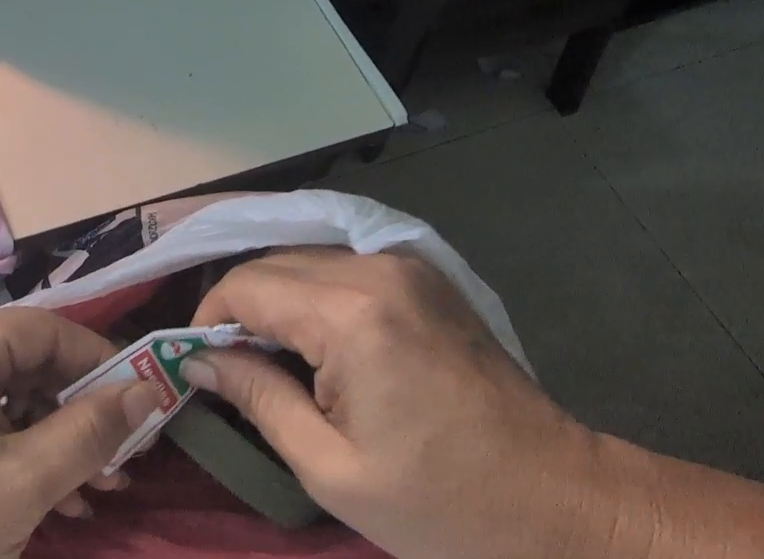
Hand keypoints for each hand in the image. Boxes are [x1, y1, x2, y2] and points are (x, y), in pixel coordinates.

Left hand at [0, 309, 163, 558]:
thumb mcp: (23, 481)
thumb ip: (90, 433)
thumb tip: (150, 391)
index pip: (44, 330)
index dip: (100, 361)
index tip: (148, 398)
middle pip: (34, 363)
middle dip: (84, 413)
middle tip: (131, 454)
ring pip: (22, 396)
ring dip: (67, 441)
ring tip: (108, 486)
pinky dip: (35, 454)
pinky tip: (71, 500)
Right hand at [181, 248, 609, 558]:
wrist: (565, 503)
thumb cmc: (445, 505)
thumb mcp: (332, 470)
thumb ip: (257, 398)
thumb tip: (198, 359)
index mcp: (350, 316)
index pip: (245, 287)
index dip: (209, 320)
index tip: (198, 361)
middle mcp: (374, 269)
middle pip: (271, 263)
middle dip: (240, 309)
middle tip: (233, 365)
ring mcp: (404, 264)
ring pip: (303, 258)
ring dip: (276, 298)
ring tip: (275, 357)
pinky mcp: (423, 272)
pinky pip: (341, 264)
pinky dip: (312, 291)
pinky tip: (317, 338)